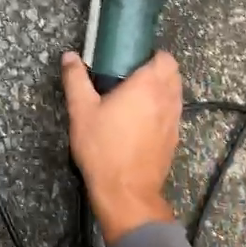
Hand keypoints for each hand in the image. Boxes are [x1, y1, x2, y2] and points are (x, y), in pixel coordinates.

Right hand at [60, 50, 181, 243]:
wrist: (126, 191)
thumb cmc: (103, 147)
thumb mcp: (81, 111)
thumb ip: (76, 79)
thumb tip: (70, 56)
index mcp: (148, 86)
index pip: (165, 58)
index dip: (151, 55)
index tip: (131, 60)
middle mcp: (167, 100)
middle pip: (173, 74)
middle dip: (157, 71)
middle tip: (130, 77)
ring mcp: (173, 121)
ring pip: (175, 95)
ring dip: (161, 91)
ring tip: (134, 99)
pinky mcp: (173, 140)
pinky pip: (172, 115)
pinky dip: (162, 111)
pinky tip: (140, 122)